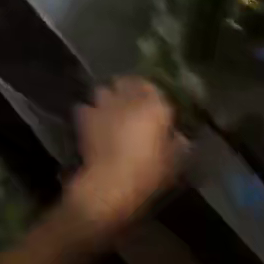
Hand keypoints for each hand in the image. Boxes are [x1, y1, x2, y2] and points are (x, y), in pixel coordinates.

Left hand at [67, 77, 189, 230]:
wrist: (111, 182)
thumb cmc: (148, 173)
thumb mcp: (175, 161)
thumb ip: (178, 143)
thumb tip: (177, 135)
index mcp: (154, 106)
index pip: (152, 86)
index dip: (149, 91)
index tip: (150, 100)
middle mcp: (128, 99)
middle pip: (126, 82)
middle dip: (126, 88)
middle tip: (129, 101)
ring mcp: (104, 105)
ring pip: (103, 89)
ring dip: (106, 97)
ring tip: (109, 108)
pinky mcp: (85, 116)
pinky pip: (86, 107)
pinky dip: (89, 112)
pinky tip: (92, 121)